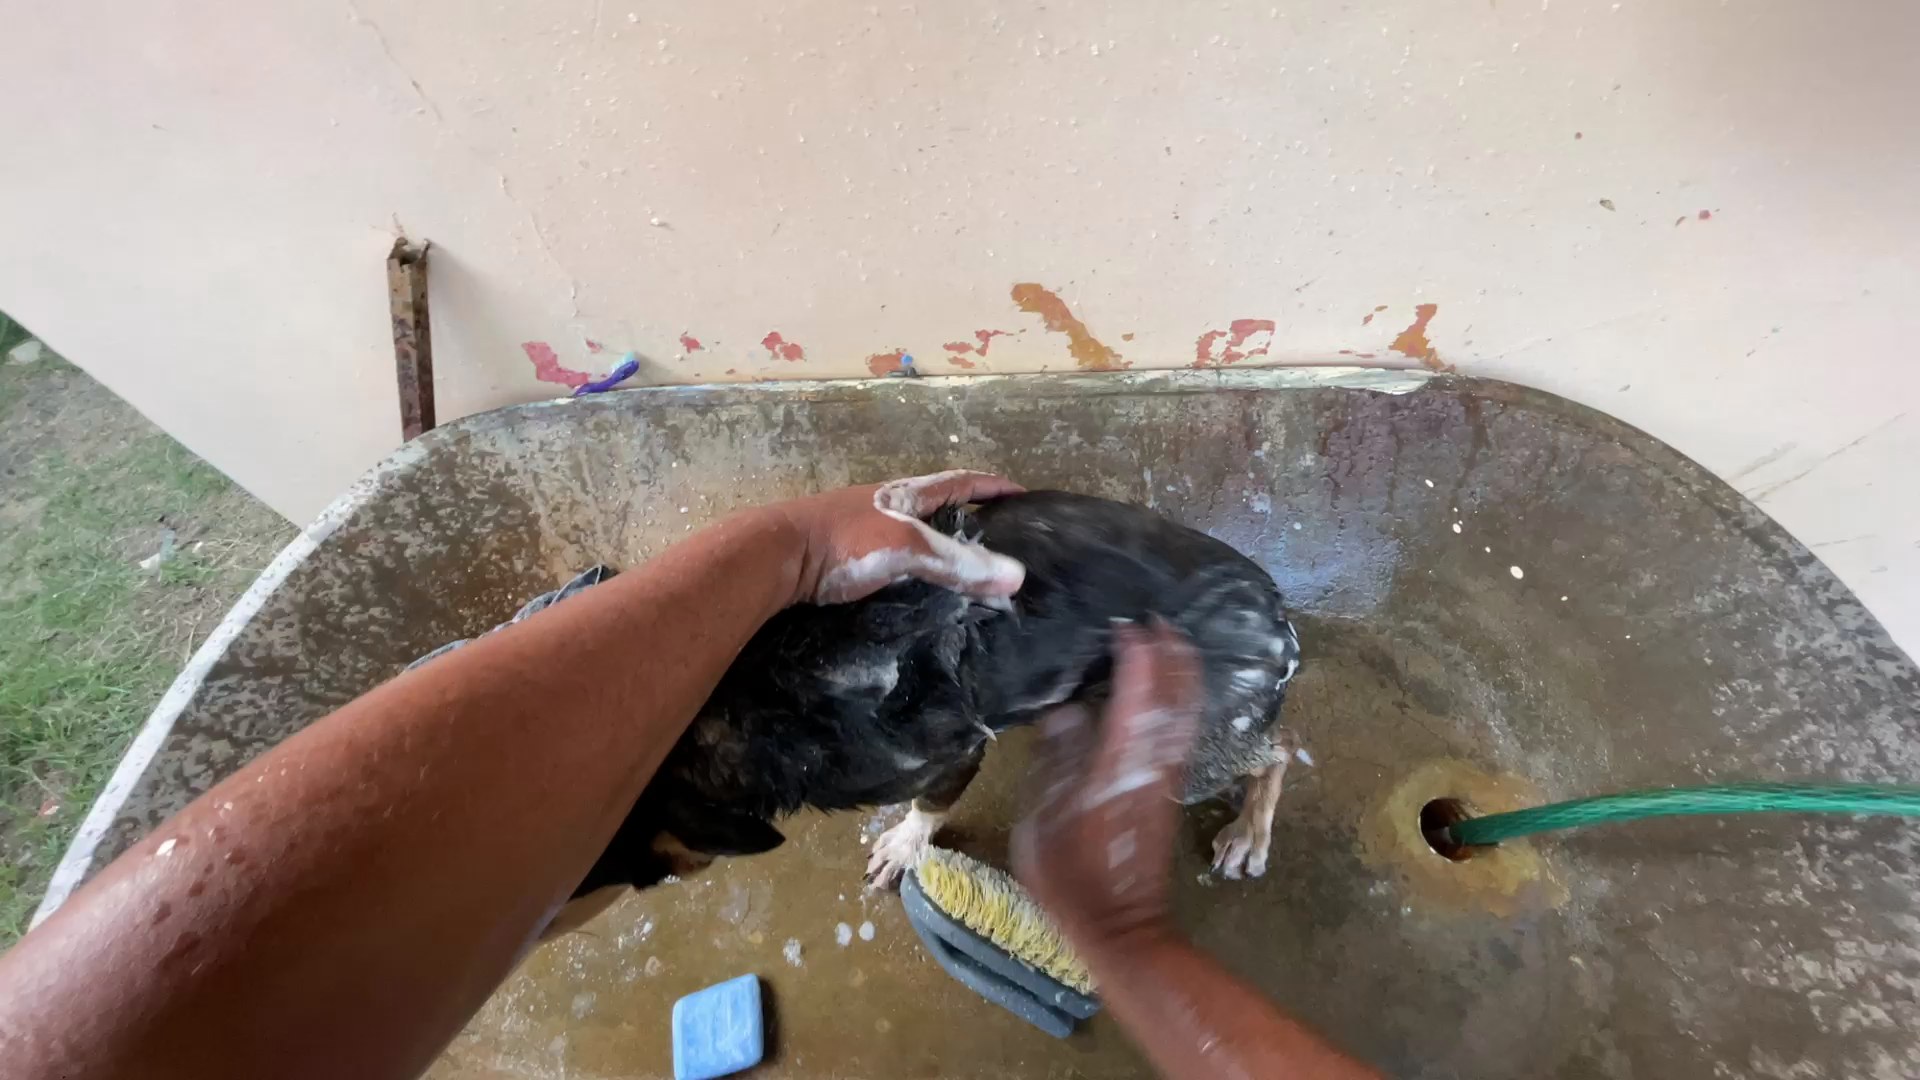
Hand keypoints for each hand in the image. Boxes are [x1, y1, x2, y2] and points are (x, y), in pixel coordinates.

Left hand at [772, 470, 1027, 604]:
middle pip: (940, 506)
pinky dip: (919, 570)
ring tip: (970, 570)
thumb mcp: (905, 546)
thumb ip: (955, 562)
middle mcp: (889, 507)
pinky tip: (923, 590)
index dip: (992, 486)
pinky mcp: (849, 558)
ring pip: (917, 535)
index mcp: (906, 494)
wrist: (774, 556)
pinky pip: (898, 560)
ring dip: (944, 546)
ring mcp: (866, 531)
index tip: (1023, 494)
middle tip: (1002, 539)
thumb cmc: (842, 541)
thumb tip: (1016, 577)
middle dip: (972, 516)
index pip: (960, 481)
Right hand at [1012, 619, 1202, 947]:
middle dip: (1172, 655)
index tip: (1126, 625)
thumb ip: (1053, 760)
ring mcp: (1168, 776)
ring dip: (1183, 674)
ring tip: (1172, 641)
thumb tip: (1065, 711)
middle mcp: (1152, 763)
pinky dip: (1184, 700)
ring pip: (1187, 713)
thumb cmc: (1071, 874)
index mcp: (1117, 764)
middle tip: (1160, 619)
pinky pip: (1184, 730)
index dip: (1137, 656)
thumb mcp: (1041, 819)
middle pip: (1175, 698)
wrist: (1120, 927)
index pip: (1137, 695)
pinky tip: (1175, 689)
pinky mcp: (1172, 788)